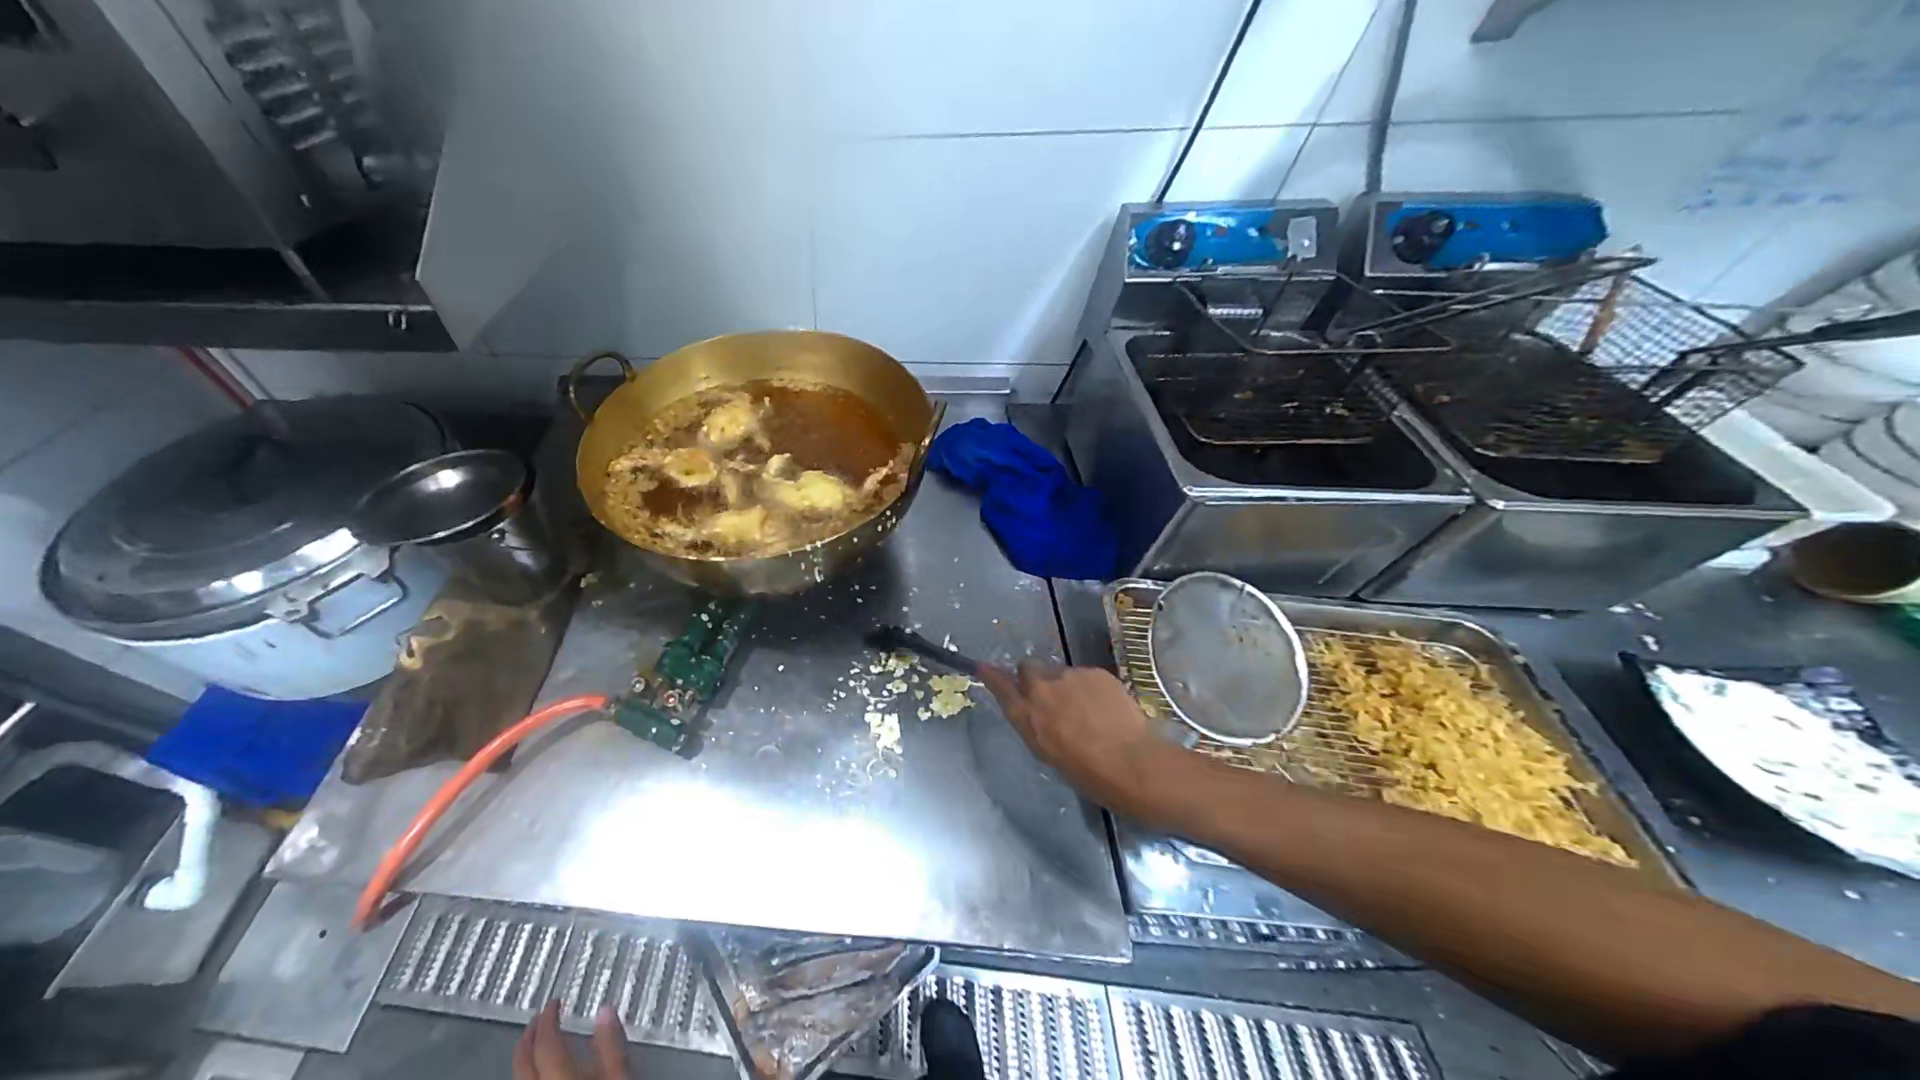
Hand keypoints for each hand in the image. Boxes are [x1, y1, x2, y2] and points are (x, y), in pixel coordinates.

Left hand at [514, 1001, 626, 1079]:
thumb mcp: (619, 1073)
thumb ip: (612, 1043)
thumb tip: (607, 1009)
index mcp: (560, 1076)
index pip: (546, 1043)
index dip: (548, 1019)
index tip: (554, 1002)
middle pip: (524, 1062)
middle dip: (530, 1035)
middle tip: (539, 1016)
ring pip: (521, 1075)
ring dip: (527, 1054)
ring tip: (535, 1038)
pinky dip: (531, 1069)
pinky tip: (543, 1066)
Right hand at [977, 660, 1168, 816]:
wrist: (1128, 761)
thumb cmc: (1085, 771)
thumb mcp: (1047, 752)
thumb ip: (1034, 724)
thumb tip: (1035, 712)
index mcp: (1026, 714)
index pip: (1000, 686)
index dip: (993, 676)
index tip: (984, 667)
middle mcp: (1042, 689)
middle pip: (1029, 668)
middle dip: (1034, 677)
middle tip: (1051, 697)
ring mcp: (1070, 676)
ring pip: (1061, 672)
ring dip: (1067, 685)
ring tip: (1087, 710)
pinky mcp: (1096, 671)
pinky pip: (1086, 675)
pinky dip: (1091, 687)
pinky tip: (1105, 707)